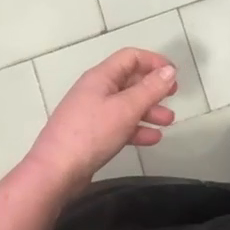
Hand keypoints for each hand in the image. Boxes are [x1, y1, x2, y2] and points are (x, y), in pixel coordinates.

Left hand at [22, 48, 177, 188]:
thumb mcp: (126, 109)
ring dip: (148, 110)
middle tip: (174, 95)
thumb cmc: (92, 133)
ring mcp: (92, 113)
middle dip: (153, 87)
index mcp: (101, 77)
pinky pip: (119, 124)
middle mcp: (95, 90)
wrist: (55, 171)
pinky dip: (136, 128)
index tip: (174, 74)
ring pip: (126, 104)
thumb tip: (169, 69)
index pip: (130, 57)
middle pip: (129, 80)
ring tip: (168, 121)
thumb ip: (150, 89)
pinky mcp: (91, 134)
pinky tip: (152, 139)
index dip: (154, 61)